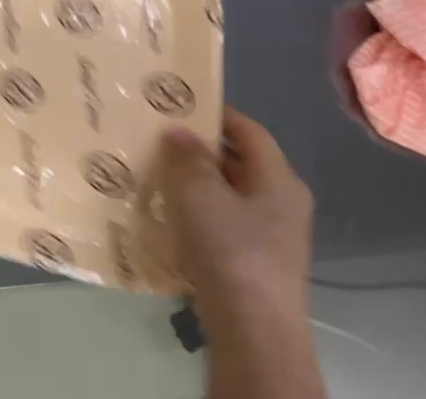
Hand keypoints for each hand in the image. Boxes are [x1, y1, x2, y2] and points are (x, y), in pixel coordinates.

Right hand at [158, 108, 313, 330]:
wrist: (251, 323)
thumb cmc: (229, 248)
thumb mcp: (198, 192)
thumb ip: (187, 156)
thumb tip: (179, 130)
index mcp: (279, 180)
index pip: (247, 130)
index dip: (211, 111)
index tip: (169, 101)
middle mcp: (280, 200)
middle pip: (235, 158)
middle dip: (193, 144)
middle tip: (148, 132)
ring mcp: (267, 229)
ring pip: (223, 187)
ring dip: (188, 176)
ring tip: (145, 166)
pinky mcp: (250, 252)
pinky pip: (218, 214)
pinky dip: (191, 204)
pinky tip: (160, 206)